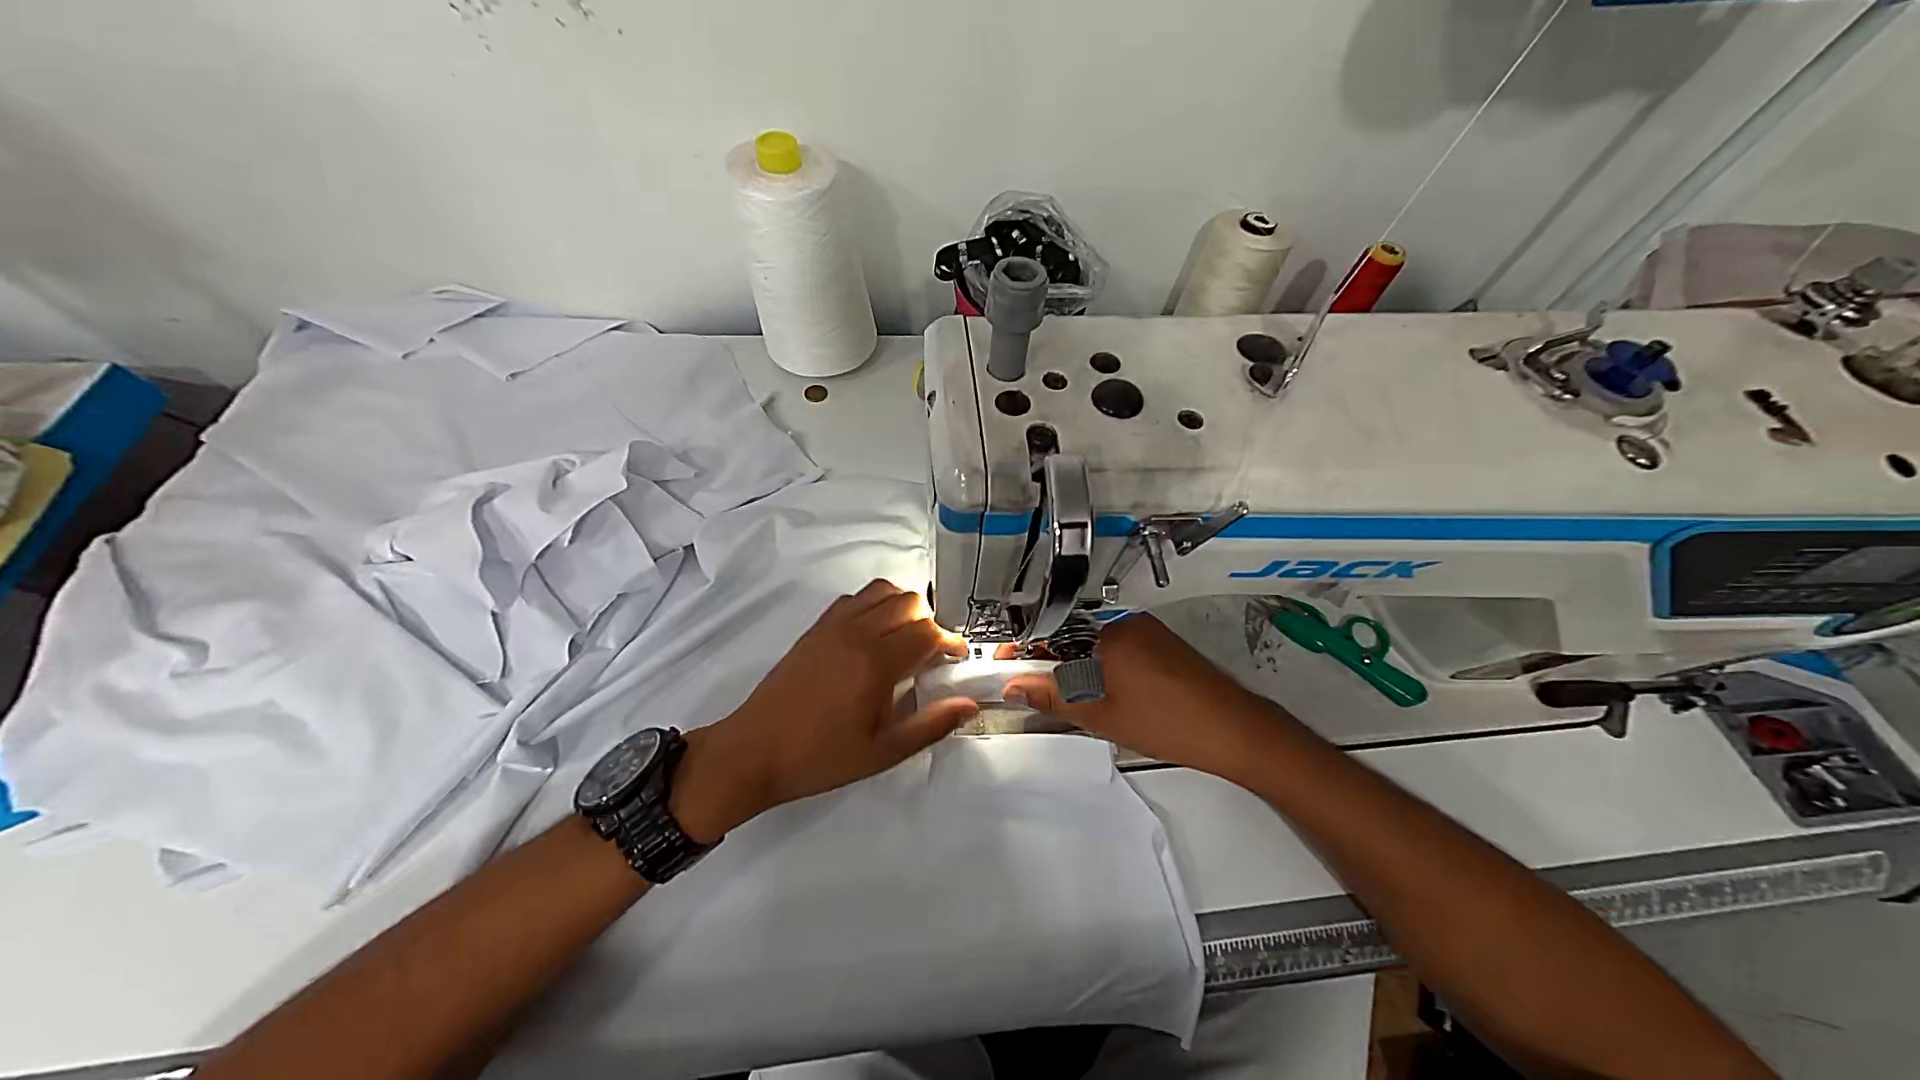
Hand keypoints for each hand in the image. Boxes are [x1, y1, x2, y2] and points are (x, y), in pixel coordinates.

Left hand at [670, 580, 976, 841]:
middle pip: (909, 601)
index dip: (950, 643)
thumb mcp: (882, 752)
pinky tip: (872, 637)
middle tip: (930, 655)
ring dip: (902, 608)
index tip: (956, 660)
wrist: (754, 752)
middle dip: (930, 622)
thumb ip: (930, 725)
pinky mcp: (815, 628)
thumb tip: (968, 704)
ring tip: (904, 641)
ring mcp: (832, 626)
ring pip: (881, 591)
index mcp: (875, 662)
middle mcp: (856, 633)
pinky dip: (873, 605)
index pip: (928, 632)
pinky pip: (853, 599)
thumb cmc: (819, 757)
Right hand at [1002, 615, 1297, 782]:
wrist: (1236, 732)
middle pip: (1070, 635)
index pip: (1051, 632)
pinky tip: (1101, 693)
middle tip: (1032, 688)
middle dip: (1048, 660)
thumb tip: (1016, 688)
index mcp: (1110, 633)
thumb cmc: (1175, 723)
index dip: (1022, 651)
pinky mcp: (1161, 645)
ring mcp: (1148, 632)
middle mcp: (1129, 624)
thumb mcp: (1101, 715)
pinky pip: (1116, 648)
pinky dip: (1099, 666)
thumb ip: (1052, 697)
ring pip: (1092, 643)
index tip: (1005, 666)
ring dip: (1074, 664)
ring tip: (1069, 697)